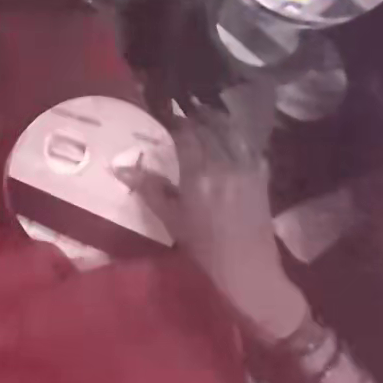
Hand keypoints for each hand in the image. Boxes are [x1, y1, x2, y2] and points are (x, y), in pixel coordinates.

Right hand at [130, 86, 310, 344]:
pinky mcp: (262, 177)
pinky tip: (228, 136)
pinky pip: (248, 146)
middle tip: (181, 109)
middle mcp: (225, 164)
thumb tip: (120, 167)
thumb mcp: (171, 219)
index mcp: (199, 174)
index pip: (185, 134)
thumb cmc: (204, 249)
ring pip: (231, 132)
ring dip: (217, 121)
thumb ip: (150, 188)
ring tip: (203, 114)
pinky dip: (236, 136)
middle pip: (209, 128)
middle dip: (194, 116)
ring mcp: (248, 168)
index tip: (162, 113)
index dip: (173, 120)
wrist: (250, 273)